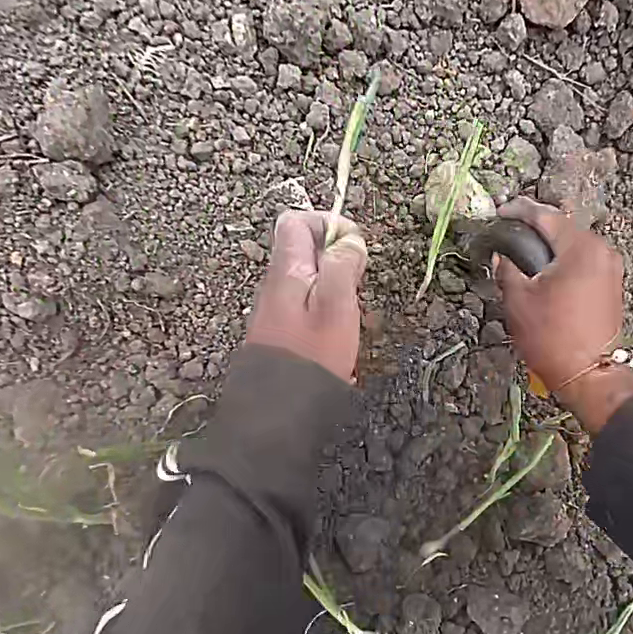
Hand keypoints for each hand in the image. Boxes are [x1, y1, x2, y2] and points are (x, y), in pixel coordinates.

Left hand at [243, 210, 367, 382]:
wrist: (278, 412)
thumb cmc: (311, 356)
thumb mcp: (335, 304)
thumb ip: (342, 265)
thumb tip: (350, 240)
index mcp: (286, 270)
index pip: (296, 221)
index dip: (329, 224)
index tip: (354, 248)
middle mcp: (276, 285)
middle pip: (305, 251)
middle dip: (338, 260)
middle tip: (357, 285)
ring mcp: (277, 310)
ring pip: (310, 280)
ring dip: (336, 288)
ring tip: (351, 314)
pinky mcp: (283, 332)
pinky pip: (308, 306)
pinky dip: (328, 310)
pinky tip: (338, 335)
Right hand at [493, 199, 632, 432]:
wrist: (589, 375)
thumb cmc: (553, 338)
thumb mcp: (518, 299)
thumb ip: (507, 268)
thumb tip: (502, 254)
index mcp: (581, 247)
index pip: (544, 215)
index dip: (517, 211)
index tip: (499, 212)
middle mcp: (601, 250)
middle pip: (562, 227)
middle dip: (534, 228)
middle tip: (507, 232)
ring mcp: (610, 267)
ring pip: (573, 244)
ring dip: (549, 245)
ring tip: (522, 252)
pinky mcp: (611, 284)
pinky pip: (583, 261)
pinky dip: (563, 260)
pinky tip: (545, 270)